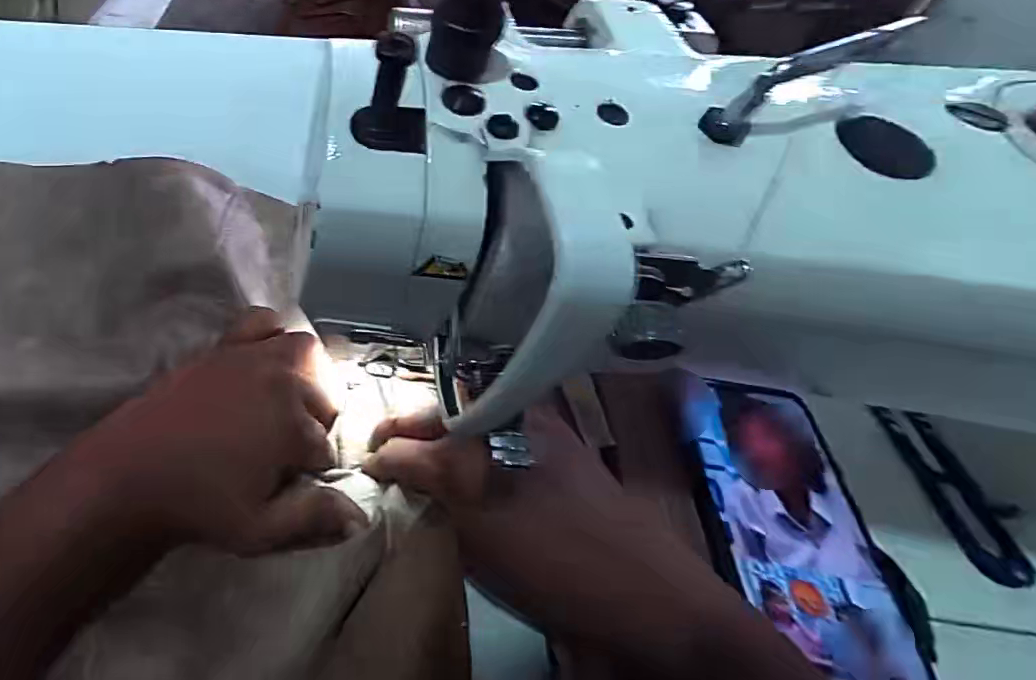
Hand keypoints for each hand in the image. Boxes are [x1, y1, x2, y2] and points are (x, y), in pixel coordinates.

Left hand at [59, 307, 366, 555]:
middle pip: (323, 394)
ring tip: (285, 405)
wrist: (134, 468)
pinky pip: (259, 320)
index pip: (328, 446)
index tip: (295, 482)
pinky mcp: (222, 345)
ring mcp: (248, 355)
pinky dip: (271, 332)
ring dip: (306, 375)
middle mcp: (278, 379)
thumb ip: (313, 519)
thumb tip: (360, 512)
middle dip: (316, 421)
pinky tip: (264, 359)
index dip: (315, 469)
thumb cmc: (199, 503)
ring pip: (304, 350)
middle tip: (288, 450)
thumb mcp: (260, 530)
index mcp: (291, 425)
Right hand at [364, 403, 813, 678]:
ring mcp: (542, 475)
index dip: (397, 427)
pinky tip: (446, 533)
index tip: (366, 455)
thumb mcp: (481, 508)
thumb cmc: (569, 554)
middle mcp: (527, 435)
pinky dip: (463, 511)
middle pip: (452, 435)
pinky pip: (491, 500)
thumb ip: (420, 470)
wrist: (669, 632)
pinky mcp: (551, 514)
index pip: (437, 404)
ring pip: (469, 469)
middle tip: (380, 484)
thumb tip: (373, 455)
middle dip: (412, 457)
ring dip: (436, 487)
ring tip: (404, 508)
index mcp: (516, 416)